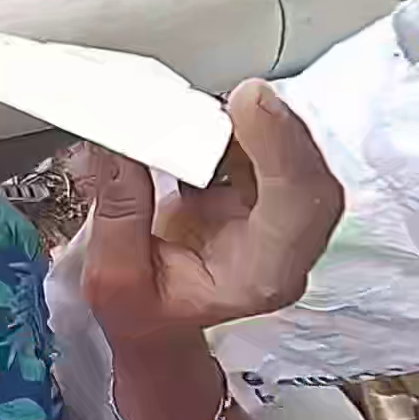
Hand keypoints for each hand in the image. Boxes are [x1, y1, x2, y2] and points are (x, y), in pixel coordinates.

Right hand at [82, 78, 342, 343]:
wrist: (154, 324)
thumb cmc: (140, 313)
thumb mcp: (112, 274)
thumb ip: (119, 210)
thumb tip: (119, 143)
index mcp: (259, 277)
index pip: (296, 207)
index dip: (280, 148)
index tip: (246, 101)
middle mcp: (282, 247)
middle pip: (305, 175)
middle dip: (268, 126)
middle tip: (224, 95)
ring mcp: (275, 219)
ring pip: (287, 156)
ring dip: (246, 125)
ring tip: (196, 112)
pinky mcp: (256, 196)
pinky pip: (260, 150)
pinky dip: (231, 128)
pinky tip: (198, 123)